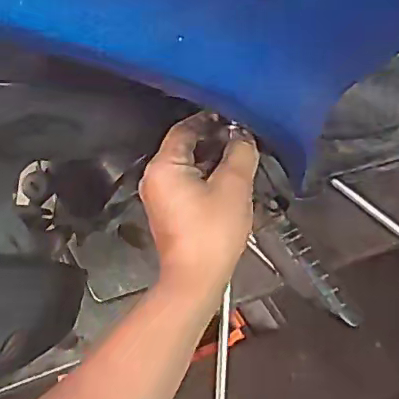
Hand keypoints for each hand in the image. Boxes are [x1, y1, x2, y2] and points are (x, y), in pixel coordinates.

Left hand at [140, 113, 257, 298]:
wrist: (195, 278)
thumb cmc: (211, 235)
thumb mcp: (234, 186)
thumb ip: (240, 153)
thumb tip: (243, 137)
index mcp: (163, 167)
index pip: (185, 129)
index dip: (211, 121)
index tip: (234, 120)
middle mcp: (154, 179)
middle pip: (184, 147)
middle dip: (214, 142)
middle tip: (242, 141)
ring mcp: (159, 198)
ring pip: (187, 167)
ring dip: (212, 162)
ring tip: (240, 162)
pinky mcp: (168, 213)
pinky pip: (186, 186)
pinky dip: (205, 180)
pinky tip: (228, 185)